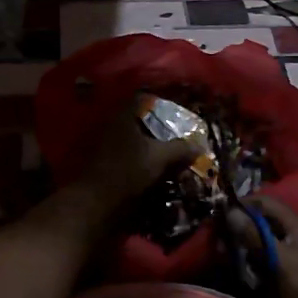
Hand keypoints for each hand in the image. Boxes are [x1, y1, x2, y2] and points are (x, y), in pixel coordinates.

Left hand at [66, 96, 199, 209]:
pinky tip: (158, 166)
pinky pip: (131, 153)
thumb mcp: (160, 157)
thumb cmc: (128, 170)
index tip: (178, 110)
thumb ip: (180, 148)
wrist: (97, 199)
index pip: (143, 98)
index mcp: (124, 117)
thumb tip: (199, 145)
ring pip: (136, 137)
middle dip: (161, 126)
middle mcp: (115, 125)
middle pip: (141, 119)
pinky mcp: (109, 161)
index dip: (161, 102)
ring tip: (174, 151)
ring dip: (153, 143)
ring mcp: (109, 143)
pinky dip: (145, 156)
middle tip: (181, 132)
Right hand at [226, 194, 297, 297]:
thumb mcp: (280, 261)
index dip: (242, 204)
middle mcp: (292, 237)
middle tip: (217, 238)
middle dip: (236, 227)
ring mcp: (287, 256)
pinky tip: (233, 269)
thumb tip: (229, 210)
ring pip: (255, 241)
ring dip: (238, 246)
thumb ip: (254, 235)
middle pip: (259, 221)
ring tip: (222, 255)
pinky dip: (244, 262)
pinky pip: (257, 260)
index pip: (265, 202)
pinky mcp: (281, 275)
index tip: (217, 212)